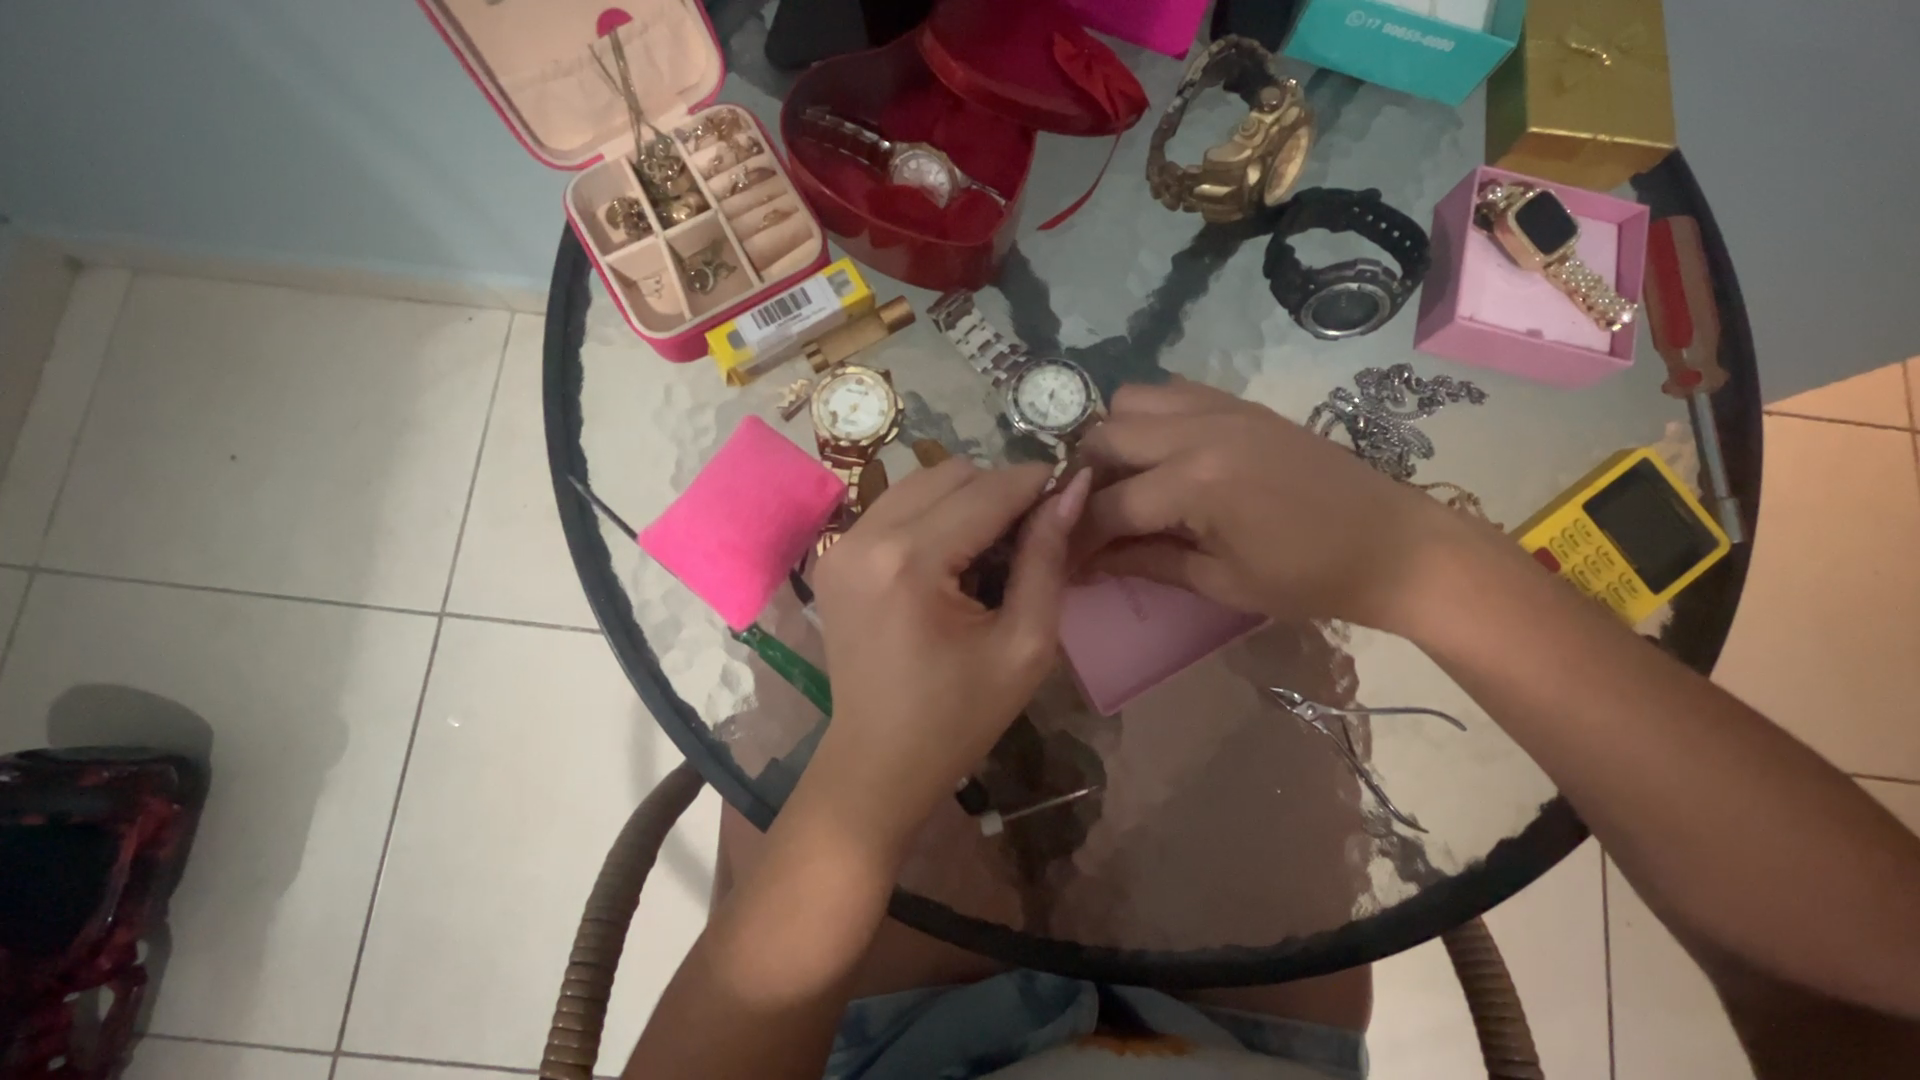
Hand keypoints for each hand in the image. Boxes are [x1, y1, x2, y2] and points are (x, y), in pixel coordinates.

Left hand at [807, 459, 1090, 855]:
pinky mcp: (833, 557)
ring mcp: (840, 545)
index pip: (987, 490)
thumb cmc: (960, 716)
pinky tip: (953, 557)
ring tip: (993, 547)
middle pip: (950, 473)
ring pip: (919, 482)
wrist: (879, 761)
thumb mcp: (1024, 645)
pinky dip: (931, 515)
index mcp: (909, 562)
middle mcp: (865, 537)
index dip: (1036, 483)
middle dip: (999, 490)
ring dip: (965, 499)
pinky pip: (894, 507)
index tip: (1071, 490)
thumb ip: (1047, 559)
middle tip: (1031, 532)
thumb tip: (1072, 490)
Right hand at [1073, 379, 1464, 629]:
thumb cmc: (1308, 578)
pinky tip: (1161, 454)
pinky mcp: (1240, 403)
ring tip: (1124, 479)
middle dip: (1085, 479)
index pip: (1108, 505)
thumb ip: (1146, 562)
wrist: (1391, 543)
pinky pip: (1172, 390)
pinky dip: (1151, 417)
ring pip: (1131, 399)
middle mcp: (1198, 431)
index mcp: (1195, 484)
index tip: (1062, 557)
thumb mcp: (1220, 582)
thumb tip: (1086, 562)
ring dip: (1114, 438)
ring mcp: (1221, 407)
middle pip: (1105, 436)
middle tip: (1090, 517)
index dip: (1077, 536)